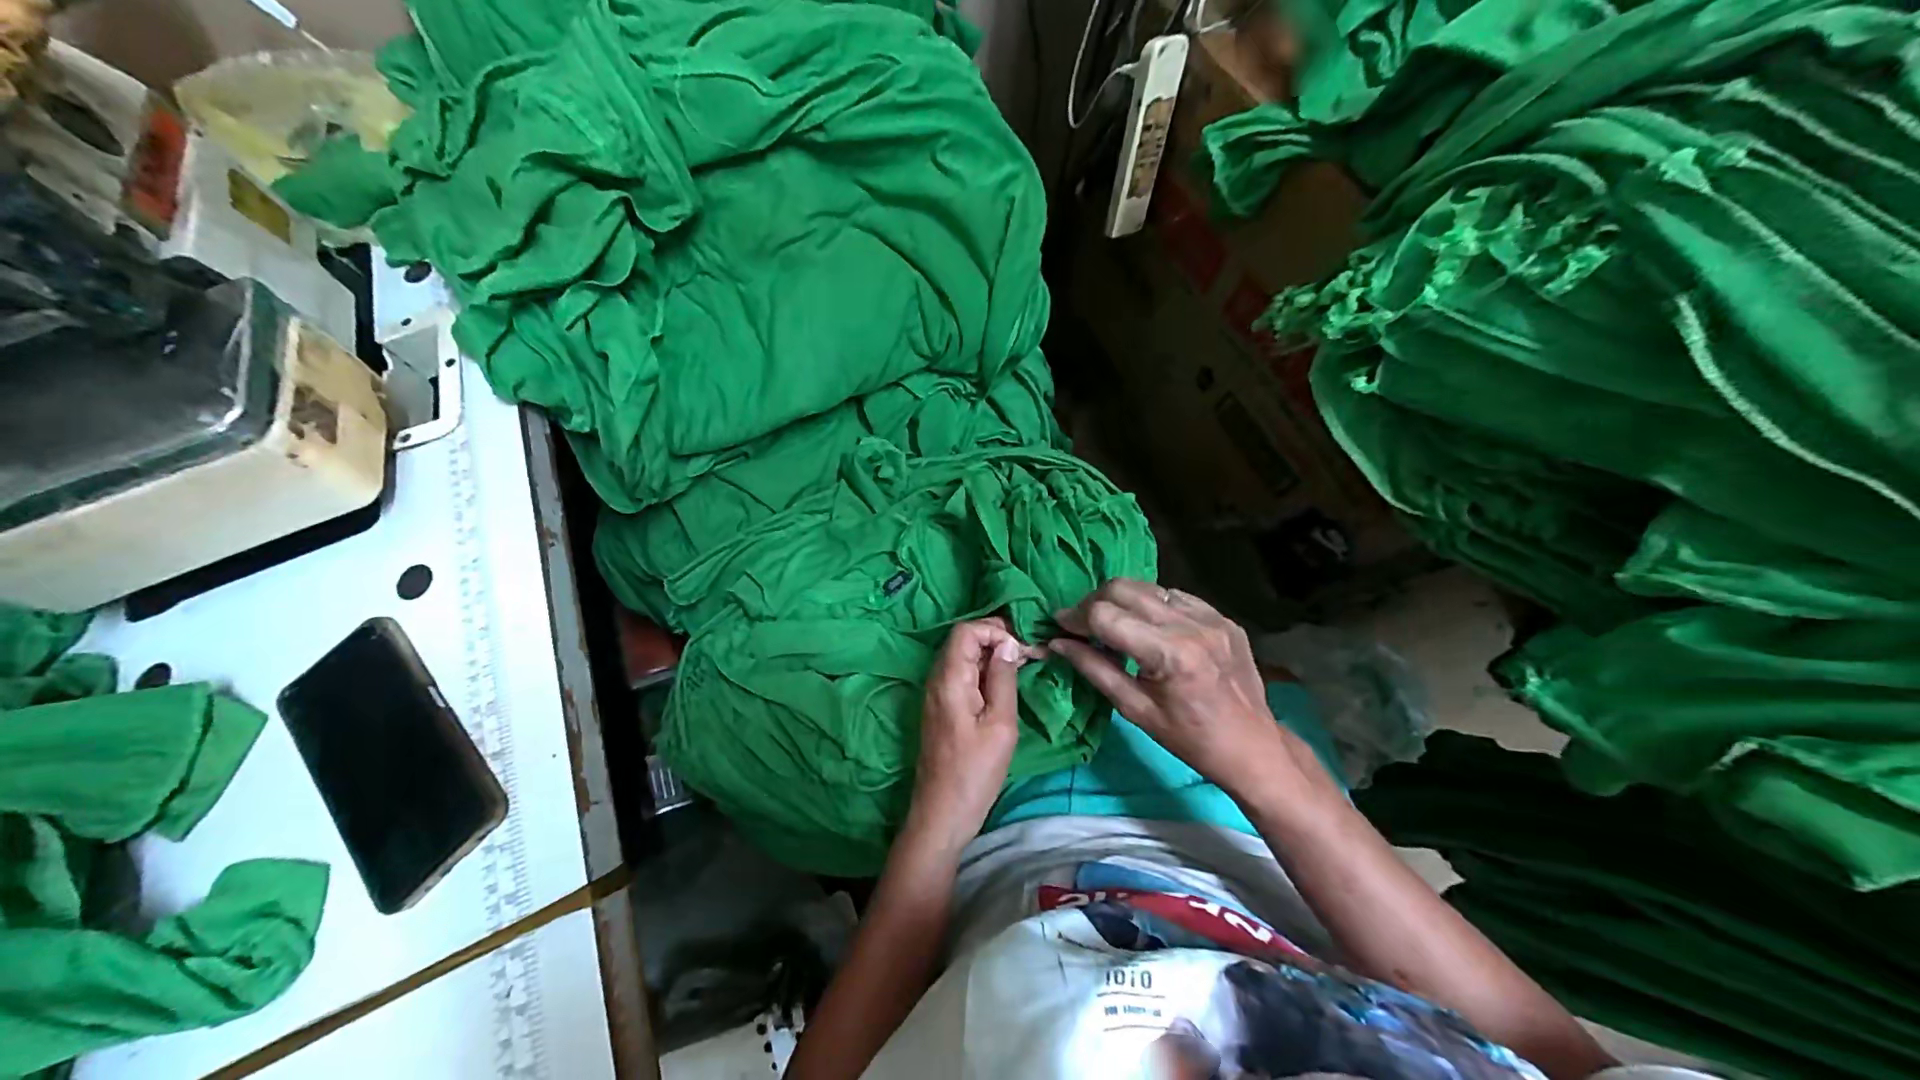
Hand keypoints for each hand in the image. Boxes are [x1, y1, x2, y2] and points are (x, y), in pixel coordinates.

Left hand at [909, 617, 1039, 848]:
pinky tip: (1005, 684)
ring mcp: (936, 695)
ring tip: (1023, 665)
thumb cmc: (975, 772)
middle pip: (963, 641)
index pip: (966, 630)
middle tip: (1030, 652)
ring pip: (963, 658)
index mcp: (949, 679)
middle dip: (996, 639)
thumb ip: (1004, 679)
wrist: (942, 814)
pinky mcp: (941, 709)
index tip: (1023, 645)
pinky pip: (961, 676)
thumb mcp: (1000, 724)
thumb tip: (1009, 645)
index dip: (994, 629)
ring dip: (991, 656)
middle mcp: (936, 680)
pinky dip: (983, 672)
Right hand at [1049, 579, 1302, 800]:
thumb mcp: (1135, 709)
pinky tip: (1149, 628)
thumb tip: (1057, 642)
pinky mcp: (1223, 617)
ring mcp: (1212, 617)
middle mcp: (1192, 625)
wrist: (1252, 746)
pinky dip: (1152, 605)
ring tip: (1113, 624)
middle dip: (1094, 602)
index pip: (1106, 616)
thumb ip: (1094, 669)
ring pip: (1149, 587)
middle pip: (1124, 589)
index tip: (1061, 627)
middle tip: (1082, 625)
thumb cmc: (1189, 738)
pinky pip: (1175, 596)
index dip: (1076, 618)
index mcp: (1170, 654)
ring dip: (1122, 600)